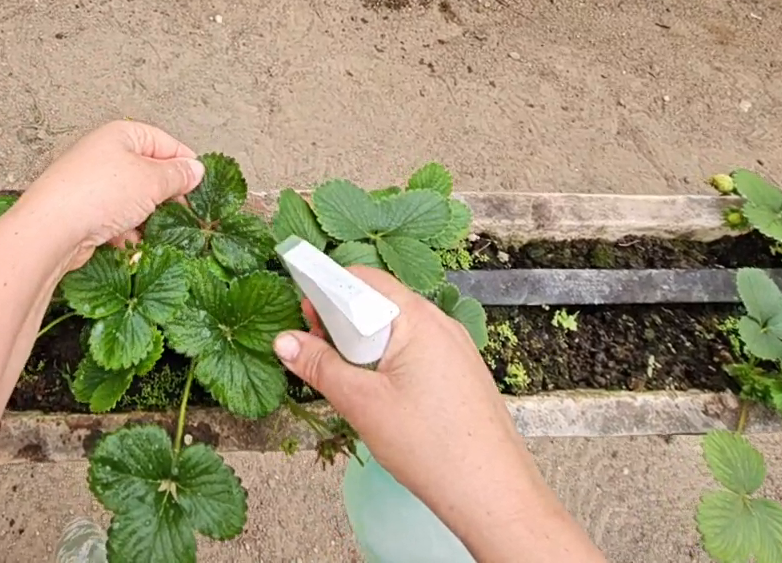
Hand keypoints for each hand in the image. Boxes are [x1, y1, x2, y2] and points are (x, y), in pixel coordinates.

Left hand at [9, 121, 203, 268]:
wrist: (51, 229)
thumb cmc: (98, 195)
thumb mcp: (151, 181)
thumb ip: (177, 175)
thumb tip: (194, 169)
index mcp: (121, 135)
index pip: (164, 142)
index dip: (184, 163)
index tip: (198, 185)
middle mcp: (104, 154)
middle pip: (148, 172)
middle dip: (164, 195)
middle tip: (180, 212)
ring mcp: (92, 183)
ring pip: (133, 200)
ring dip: (144, 218)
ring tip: (149, 230)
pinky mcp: (84, 211)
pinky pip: (114, 219)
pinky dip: (124, 232)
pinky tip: (125, 243)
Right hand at [273, 268, 600, 559]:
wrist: (497, 501)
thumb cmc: (435, 451)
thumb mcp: (361, 403)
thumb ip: (318, 365)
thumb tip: (284, 341)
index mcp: (417, 319)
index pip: (362, 279)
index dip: (327, 291)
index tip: (305, 315)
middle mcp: (440, 324)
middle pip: (377, 302)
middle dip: (342, 322)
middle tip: (320, 352)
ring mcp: (454, 348)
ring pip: (394, 328)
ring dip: (364, 344)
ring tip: (350, 379)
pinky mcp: (460, 372)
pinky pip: (414, 348)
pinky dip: (388, 360)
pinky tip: (380, 394)